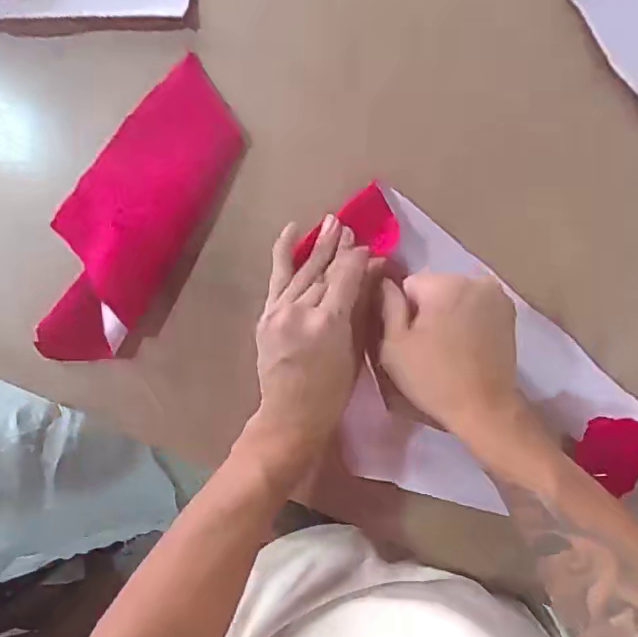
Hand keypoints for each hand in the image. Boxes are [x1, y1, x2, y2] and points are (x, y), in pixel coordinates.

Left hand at [245, 214, 375, 474]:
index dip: (358, 259)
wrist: (289, 414)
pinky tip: (292, 231)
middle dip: (338, 249)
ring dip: (317, 247)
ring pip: (302, 273)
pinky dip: (283, 254)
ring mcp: (279, 312)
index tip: (368, 248)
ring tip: (331, 222)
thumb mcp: (354, 351)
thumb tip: (371, 274)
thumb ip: (360, 310)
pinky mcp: (266, 317)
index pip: (346, 277)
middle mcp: (301, 311)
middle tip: (349, 227)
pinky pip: (276, 279)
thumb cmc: (331, 392)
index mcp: (328, 323)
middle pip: (324, 272)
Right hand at [377, 272, 530, 439]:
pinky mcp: (509, 314)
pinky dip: (466, 322)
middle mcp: (475, 279)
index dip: (401, 312)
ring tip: (444, 348)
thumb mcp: (394, 346)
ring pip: (456, 297)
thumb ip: (387, 307)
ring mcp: (497, 296)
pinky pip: (476, 308)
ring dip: (447, 315)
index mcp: (445, 283)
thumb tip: (384, 283)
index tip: (405, 339)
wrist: (482, 407)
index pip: (408, 284)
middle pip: (435, 288)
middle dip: (426, 310)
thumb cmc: (431, 378)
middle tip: (423, 346)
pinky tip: (463, 347)